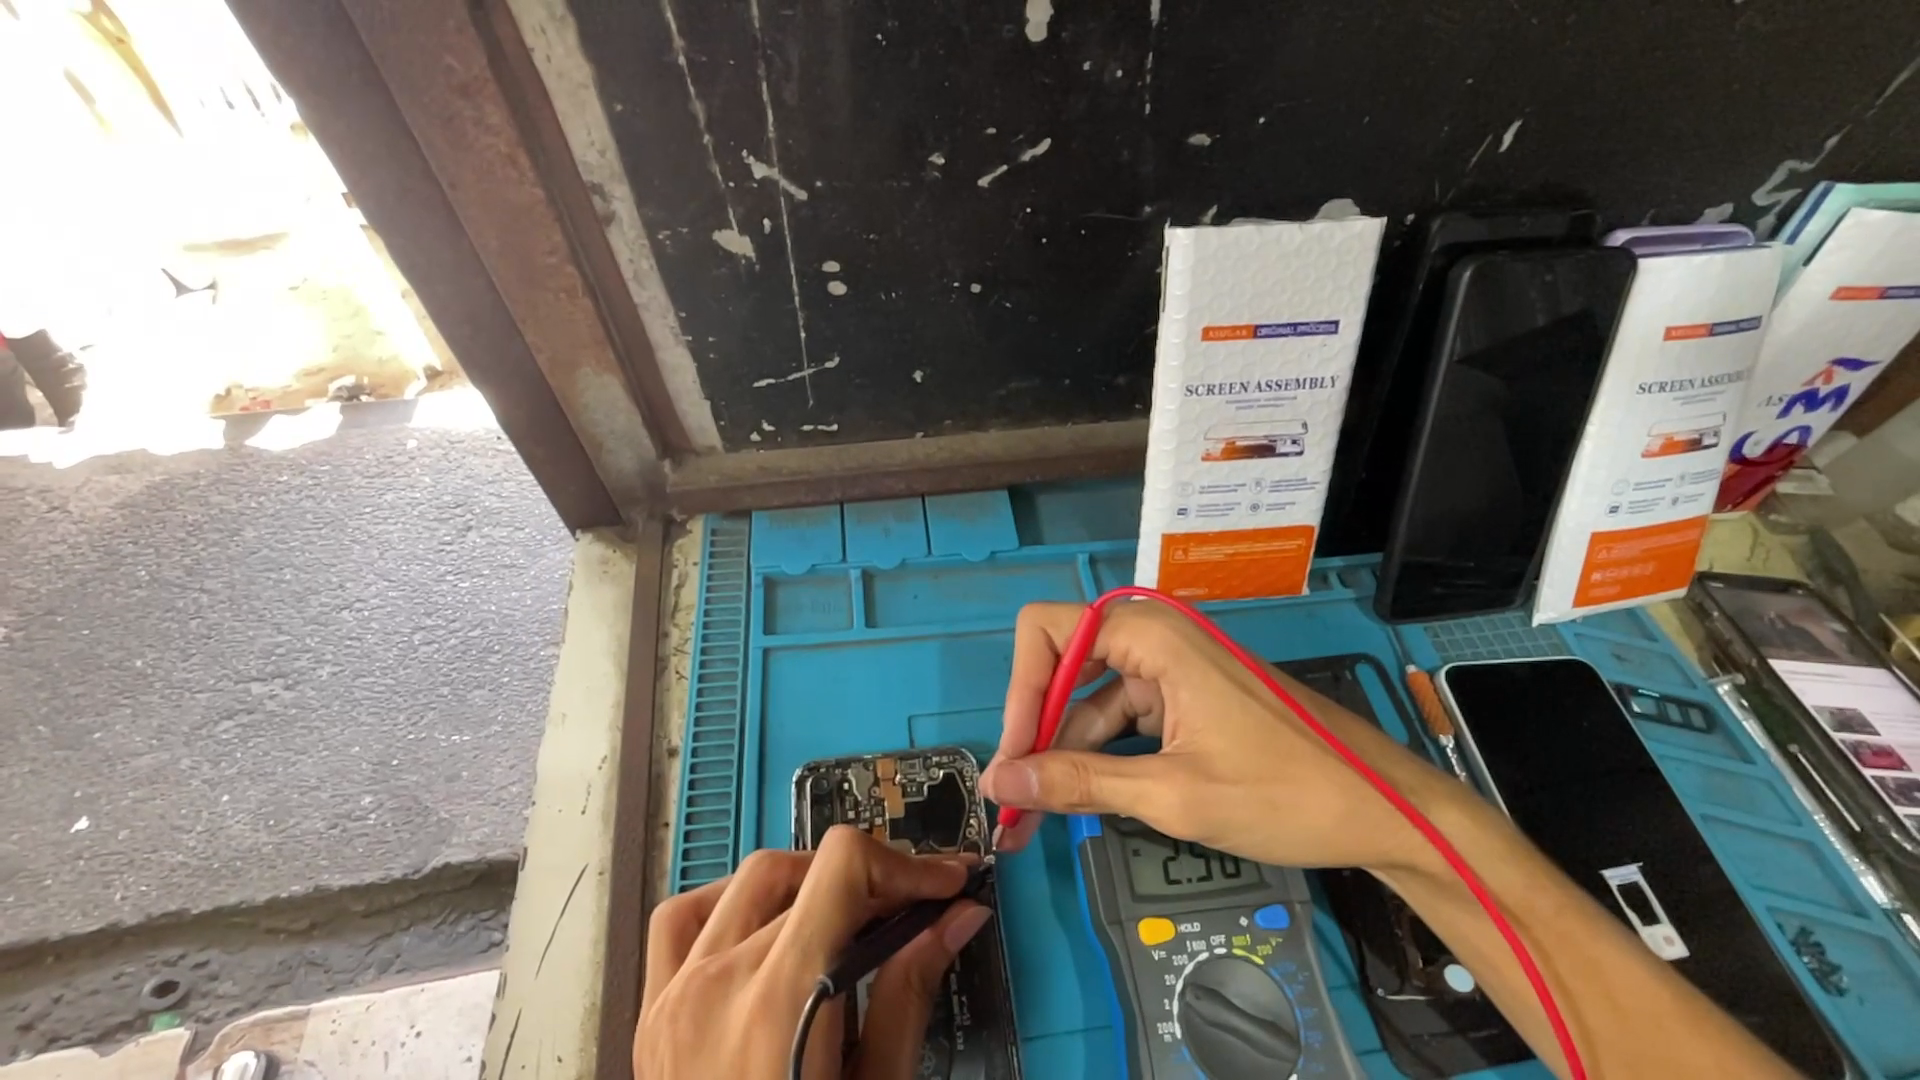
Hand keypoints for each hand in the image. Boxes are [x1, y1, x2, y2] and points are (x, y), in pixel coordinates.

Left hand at [635, 827, 992, 1078]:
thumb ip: (910, 993)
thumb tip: (956, 920)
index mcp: (778, 1002)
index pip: (842, 868)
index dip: (903, 865)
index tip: (941, 885)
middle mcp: (719, 983)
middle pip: (807, 872)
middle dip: (874, 883)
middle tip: (913, 912)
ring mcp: (676, 994)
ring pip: (750, 879)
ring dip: (809, 882)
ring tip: (845, 918)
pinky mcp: (653, 1011)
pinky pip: (683, 918)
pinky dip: (731, 902)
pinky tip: (763, 928)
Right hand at [982, 600, 1463, 872]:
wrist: (1385, 811)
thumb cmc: (1284, 793)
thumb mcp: (1172, 795)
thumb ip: (1078, 782)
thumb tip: (999, 782)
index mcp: (1153, 637)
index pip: (1047, 632)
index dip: (1018, 692)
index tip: (1012, 759)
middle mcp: (1157, 639)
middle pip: (1062, 668)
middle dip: (1033, 732)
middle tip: (1011, 800)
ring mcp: (1173, 671)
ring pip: (1090, 702)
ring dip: (1061, 756)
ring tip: (1032, 823)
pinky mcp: (1188, 700)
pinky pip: (1123, 719)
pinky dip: (1098, 758)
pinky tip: (1077, 803)